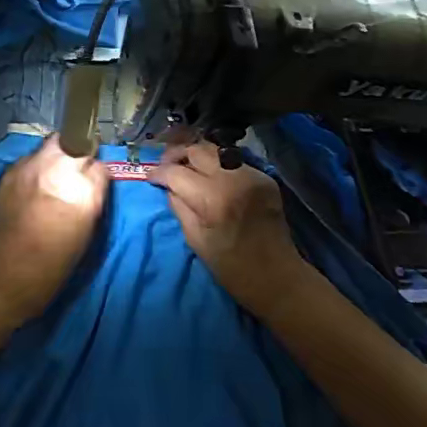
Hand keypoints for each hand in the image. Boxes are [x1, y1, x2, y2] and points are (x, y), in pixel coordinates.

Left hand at [0, 135, 109, 326]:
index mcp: (84, 191)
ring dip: (55, 159)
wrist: (4, 271)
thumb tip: (91, 181)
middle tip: (74, 176)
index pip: (100, 165)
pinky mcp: (11, 169)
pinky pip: (31, 158)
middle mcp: (59, 169)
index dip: (95, 174)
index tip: (92, 183)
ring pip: (52, 146)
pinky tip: (32, 187)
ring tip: (52, 180)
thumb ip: (91, 197)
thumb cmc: (53, 264)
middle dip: (76, 156)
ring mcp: (32, 165)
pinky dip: (36, 168)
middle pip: (75, 145)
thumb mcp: (86, 232)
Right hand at [148, 142, 308, 316]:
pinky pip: (233, 161)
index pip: (176, 172)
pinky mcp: (264, 177)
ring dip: (197, 156)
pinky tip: (212, 177)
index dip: (158, 172)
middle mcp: (233, 178)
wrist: (277, 276)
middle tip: (166, 167)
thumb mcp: (195, 239)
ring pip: (216, 150)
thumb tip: (167, 186)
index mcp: (213, 197)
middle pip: (197, 150)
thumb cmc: (231, 267)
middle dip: (176, 155)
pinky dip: (218, 165)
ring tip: (186, 168)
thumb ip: (178, 206)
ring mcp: (252, 175)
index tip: (149, 176)